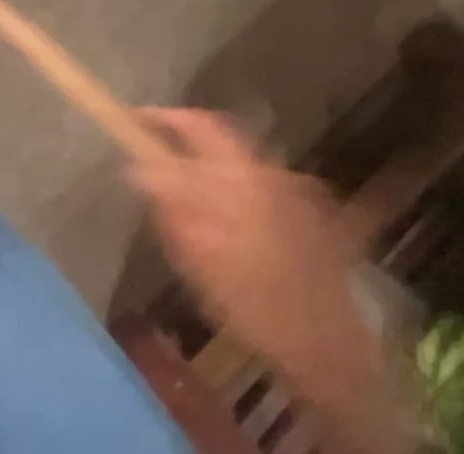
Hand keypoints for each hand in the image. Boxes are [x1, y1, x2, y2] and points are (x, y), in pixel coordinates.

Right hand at [133, 110, 362, 338]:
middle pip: (221, 137)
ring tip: (188, 192)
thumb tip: (139, 168)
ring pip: (241, 162)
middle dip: (186, 138)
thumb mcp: (199, 262)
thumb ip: (171, 208)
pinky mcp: (311, 209)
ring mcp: (295, 189)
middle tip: (155, 151)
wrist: (328, 345)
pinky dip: (235, 188)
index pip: (198, 126)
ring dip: (211, 166)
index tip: (135, 120)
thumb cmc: (255, 307)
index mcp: (241, 178)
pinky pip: (261, 184)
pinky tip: (228, 219)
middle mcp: (271, 172)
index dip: (164, 118)